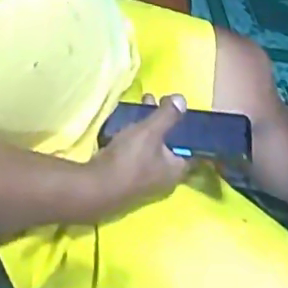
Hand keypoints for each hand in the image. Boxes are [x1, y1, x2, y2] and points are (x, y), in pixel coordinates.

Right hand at [88, 94, 190, 211]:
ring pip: (150, 148)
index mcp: (176, 170)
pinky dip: (134, 139)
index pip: (189, 147)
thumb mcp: (151, 131)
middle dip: (160, 121)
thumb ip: (168, 115)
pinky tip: (123, 127)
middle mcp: (165, 179)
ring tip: (135, 109)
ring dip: (145, 128)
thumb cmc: (130, 158)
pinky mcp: (129, 180)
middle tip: (150, 100)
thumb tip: (183, 99)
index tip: (172, 105)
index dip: (183, 125)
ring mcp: (146, 181)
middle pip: (167, 144)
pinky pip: (137, 154)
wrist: (98, 187)